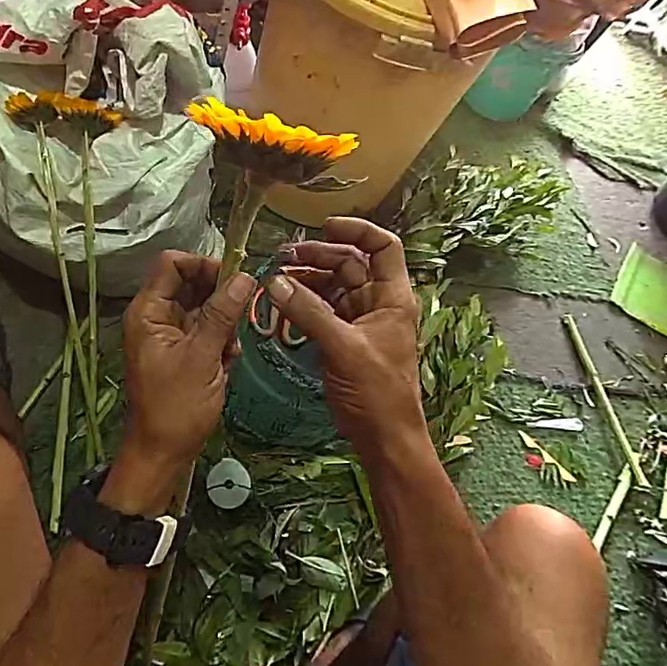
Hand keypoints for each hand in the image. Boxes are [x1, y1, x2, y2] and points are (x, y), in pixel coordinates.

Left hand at [112, 251, 253, 514]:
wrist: (162, 454)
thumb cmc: (176, 407)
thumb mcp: (202, 357)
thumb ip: (222, 315)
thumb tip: (244, 276)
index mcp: (148, 312)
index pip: (172, 264)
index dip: (203, 264)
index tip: (234, 279)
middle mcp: (155, 317)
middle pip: (191, 284)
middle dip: (219, 298)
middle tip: (240, 316)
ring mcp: (168, 335)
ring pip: (203, 308)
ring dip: (223, 324)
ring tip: (230, 350)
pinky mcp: (181, 352)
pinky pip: (205, 331)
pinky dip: (219, 342)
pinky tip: (226, 362)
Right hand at [264, 218, 427, 452]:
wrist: (383, 438)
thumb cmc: (377, 392)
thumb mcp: (343, 347)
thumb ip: (308, 312)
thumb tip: (274, 282)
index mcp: (392, 297)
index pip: (383, 247)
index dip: (357, 230)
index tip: (324, 227)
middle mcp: (377, 302)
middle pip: (349, 264)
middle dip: (317, 257)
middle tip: (282, 258)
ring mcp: (358, 320)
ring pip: (330, 287)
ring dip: (304, 280)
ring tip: (275, 280)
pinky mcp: (342, 338)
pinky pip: (320, 310)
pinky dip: (301, 304)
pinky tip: (280, 302)